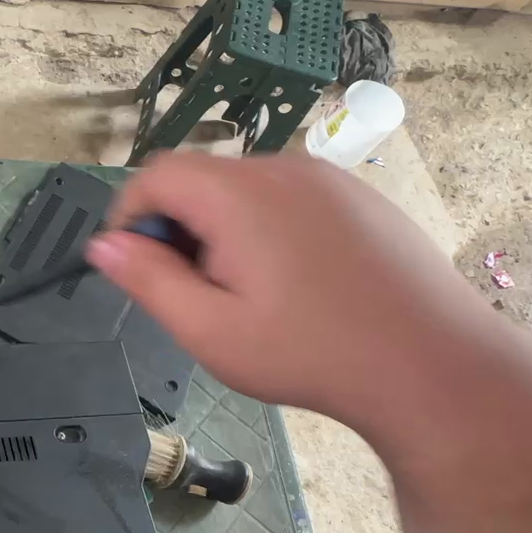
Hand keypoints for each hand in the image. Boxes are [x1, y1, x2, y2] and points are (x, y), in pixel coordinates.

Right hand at [85, 152, 500, 433]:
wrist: (428, 362)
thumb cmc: (307, 352)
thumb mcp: (206, 329)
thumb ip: (148, 280)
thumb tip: (103, 245)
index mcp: (241, 196)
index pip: (156, 174)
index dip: (128, 217)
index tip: (134, 267)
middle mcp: (285, 170)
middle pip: (198, 180)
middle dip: (175, 229)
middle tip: (191, 294)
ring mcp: (328, 179)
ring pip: (240, 190)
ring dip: (216, 232)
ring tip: (241, 295)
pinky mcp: (356, 197)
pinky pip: (283, 199)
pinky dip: (260, 230)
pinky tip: (285, 284)